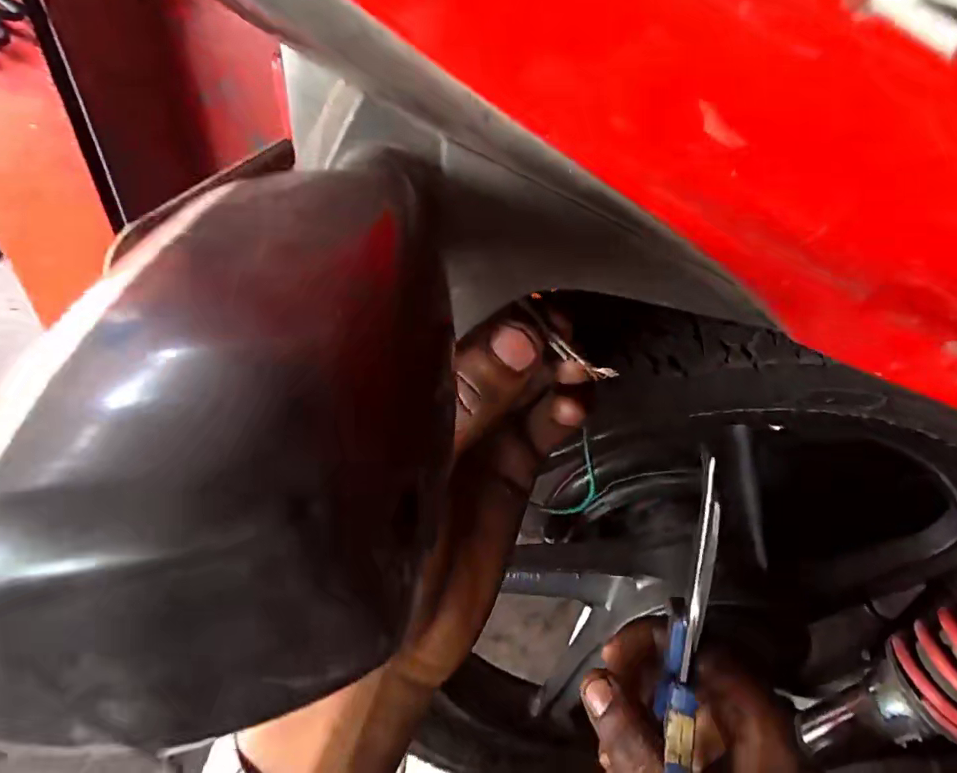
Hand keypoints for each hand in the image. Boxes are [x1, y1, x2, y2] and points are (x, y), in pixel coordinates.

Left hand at [238, 313, 588, 772]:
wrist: (394, 641)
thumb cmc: (377, 549)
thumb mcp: (424, 464)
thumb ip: (472, 401)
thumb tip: (517, 341)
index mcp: (412, 395)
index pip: (465, 340)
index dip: (507, 323)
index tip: (542, 315)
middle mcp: (449, 409)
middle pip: (504, 360)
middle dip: (541, 345)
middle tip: (569, 341)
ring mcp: (482, 438)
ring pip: (529, 390)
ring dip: (557, 376)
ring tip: (578, 372)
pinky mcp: (509, 470)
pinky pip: (541, 429)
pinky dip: (561, 414)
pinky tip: (572, 407)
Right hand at [581, 619, 804, 772]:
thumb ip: (632, 742)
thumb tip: (596, 685)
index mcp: (758, 717)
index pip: (699, 646)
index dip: (649, 643)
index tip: (610, 659)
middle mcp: (761, 725)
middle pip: (691, 676)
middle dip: (639, 685)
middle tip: (604, 702)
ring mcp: (753, 753)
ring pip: (690, 710)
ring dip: (643, 718)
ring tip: (612, 745)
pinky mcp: (740, 772)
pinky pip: (697, 742)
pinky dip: (660, 747)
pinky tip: (632, 765)